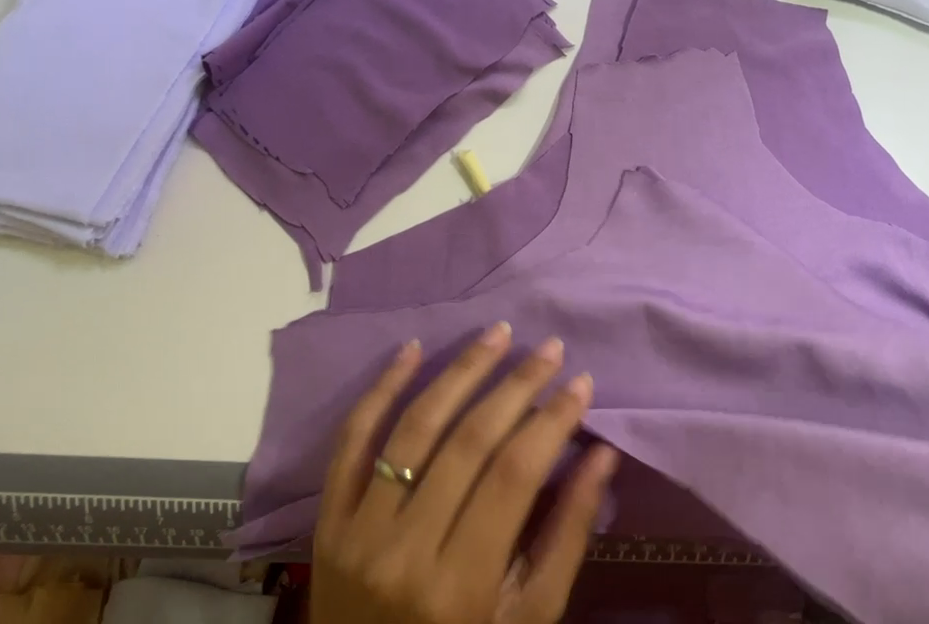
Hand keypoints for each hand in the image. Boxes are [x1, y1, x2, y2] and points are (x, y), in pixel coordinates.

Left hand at [310, 322, 618, 623]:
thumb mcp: (528, 618)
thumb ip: (564, 537)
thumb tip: (601, 454)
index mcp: (461, 583)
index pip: (514, 475)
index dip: (552, 421)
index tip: (581, 382)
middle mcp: (403, 550)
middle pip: (467, 443)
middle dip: (516, 385)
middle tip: (551, 347)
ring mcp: (358, 531)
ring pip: (413, 429)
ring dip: (460, 372)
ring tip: (498, 333)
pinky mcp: (326, 521)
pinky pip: (351, 442)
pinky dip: (380, 390)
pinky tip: (411, 349)